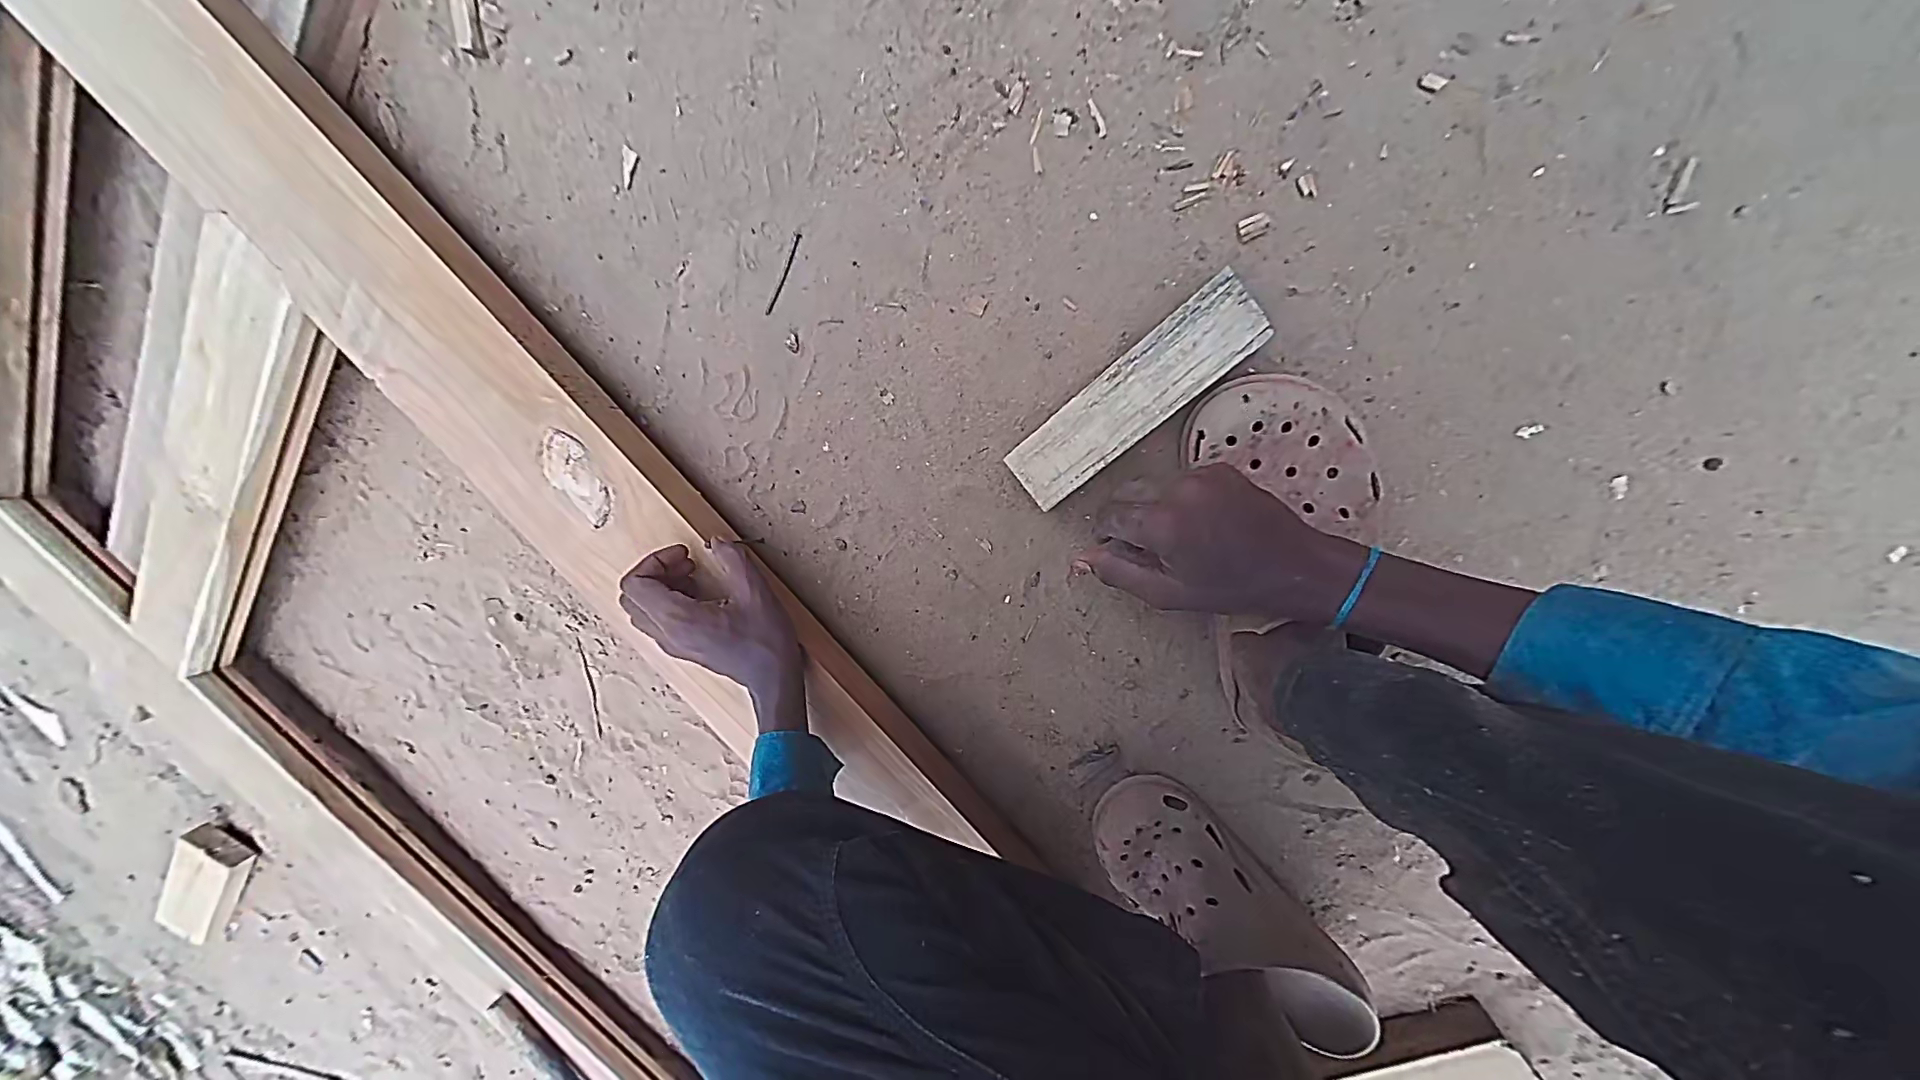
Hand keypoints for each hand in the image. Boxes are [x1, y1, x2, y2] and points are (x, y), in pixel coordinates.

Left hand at [619, 541, 806, 730]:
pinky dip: (668, 601)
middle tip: (684, 563)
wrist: (773, 676)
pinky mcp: (682, 647)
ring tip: (692, 577)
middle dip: (655, 572)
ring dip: (660, 586)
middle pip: (631, 597)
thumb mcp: (755, 591)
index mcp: (678, 619)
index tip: (683, 555)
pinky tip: (700, 595)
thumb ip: (733, 559)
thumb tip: (716, 542)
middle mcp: (668, 634)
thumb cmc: (765, 641)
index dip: (655, 561)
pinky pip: (657, 620)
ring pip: (641, 610)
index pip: (636, 584)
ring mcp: (673, 644)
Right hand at [1076, 464, 1366, 621]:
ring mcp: (1200, 475)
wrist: (1295, 566)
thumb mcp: (1169, 593)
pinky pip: (1178, 478)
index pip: (1108, 515)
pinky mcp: (1217, 468)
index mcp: (1162, 524)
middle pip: (1125, 493)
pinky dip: (1176, 497)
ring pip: (1151, 485)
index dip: (1106, 534)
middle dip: (1126, 518)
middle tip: (1147, 547)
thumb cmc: (1236, 586)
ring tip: (1179, 536)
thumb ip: (1119, 573)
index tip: (1117, 548)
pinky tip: (1198, 522)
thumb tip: (1083, 560)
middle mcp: (1178, 490)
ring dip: (1151, 506)